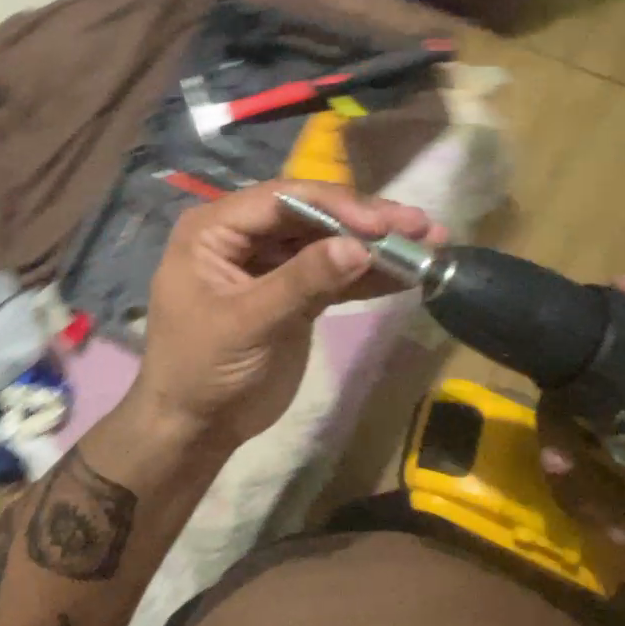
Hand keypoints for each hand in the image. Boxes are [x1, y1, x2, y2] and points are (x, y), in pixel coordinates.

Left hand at [134, 180, 439, 448]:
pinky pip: (331, 275)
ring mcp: (267, 264)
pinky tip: (408, 276)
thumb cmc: (203, 368)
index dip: (334, 205)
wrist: (194, 426)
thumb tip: (359, 246)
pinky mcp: (290, 294)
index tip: (383, 223)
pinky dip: (366, 276)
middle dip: (363, 221)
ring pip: (326, 243)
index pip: (280, 199)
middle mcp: (240, 236)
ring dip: (374, 246)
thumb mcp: (248, 322)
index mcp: (213, 229)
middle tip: (421, 226)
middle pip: (309, 215)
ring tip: (431, 243)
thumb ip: (302, 281)